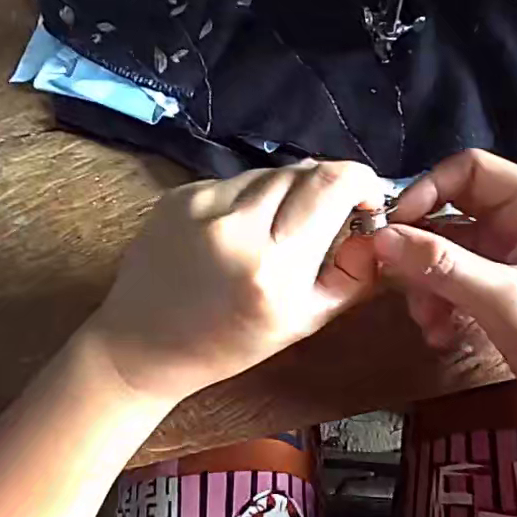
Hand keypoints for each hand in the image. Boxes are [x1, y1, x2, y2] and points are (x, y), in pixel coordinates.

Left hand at [83, 161, 387, 404]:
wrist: (142, 344)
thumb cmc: (227, 345)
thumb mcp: (302, 323)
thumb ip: (351, 275)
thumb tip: (375, 228)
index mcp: (272, 265)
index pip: (333, 183)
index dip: (361, 181)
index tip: (364, 200)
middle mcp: (235, 224)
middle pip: (304, 171)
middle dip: (324, 190)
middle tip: (318, 222)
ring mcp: (200, 203)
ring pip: (269, 172)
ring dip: (284, 193)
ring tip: (268, 233)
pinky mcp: (178, 194)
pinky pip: (234, 181)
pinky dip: (247, 199)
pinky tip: (233, 233)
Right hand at [371, 149, 516, 410]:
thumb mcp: (500, 299)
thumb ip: (438, 263)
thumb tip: (379, 237)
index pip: (470, 170)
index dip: (426, 190)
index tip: (392, 227)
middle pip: (453, 213)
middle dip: (422, 249)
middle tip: (395, 280)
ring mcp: (516, 259)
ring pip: (450, 252)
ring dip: (428, 284)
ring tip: (426, 323)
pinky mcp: (508, 291)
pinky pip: (460, 281)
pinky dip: (442, 303)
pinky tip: (441, 335)